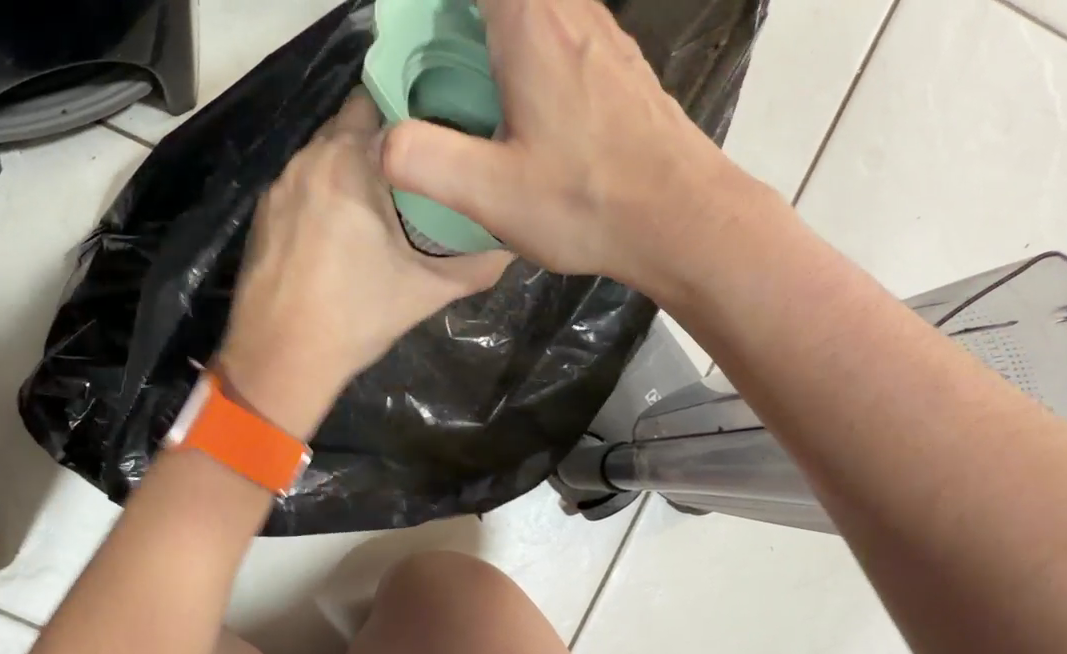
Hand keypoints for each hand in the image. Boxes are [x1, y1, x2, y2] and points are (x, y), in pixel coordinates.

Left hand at [217, 93, 514, 439]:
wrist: (279, 361)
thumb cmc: (354, 319)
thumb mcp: (425, 291)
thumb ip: (477, 264)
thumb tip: (515, 245)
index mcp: (349, 161)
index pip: (384, 99)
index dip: (414, 114)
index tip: (439, 136)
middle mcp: (308, 160)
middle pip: (350, 123)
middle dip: (382, 141)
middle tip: (416, 171)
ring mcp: (279, 188)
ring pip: (322, 155)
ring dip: (349, 168)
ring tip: (382, 200)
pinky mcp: (261, 217)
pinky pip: (300, 186)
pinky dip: (322, 194)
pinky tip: (340, 229)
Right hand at [380, 0, 767, 296]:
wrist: (683, 220)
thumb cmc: (585, 202)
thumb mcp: (488, 193)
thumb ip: (422, 160)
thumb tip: (382, 140)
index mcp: (532, 28)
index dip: (439, 4)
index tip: (418, 24)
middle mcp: (572, 13)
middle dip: (463, 16)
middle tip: (432, 49)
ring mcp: (604, 35)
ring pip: (541, 6)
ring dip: (496, 25)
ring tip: (463, 69)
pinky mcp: (620, 64)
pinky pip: (564, 25)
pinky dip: (528, 38)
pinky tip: (516, 95)